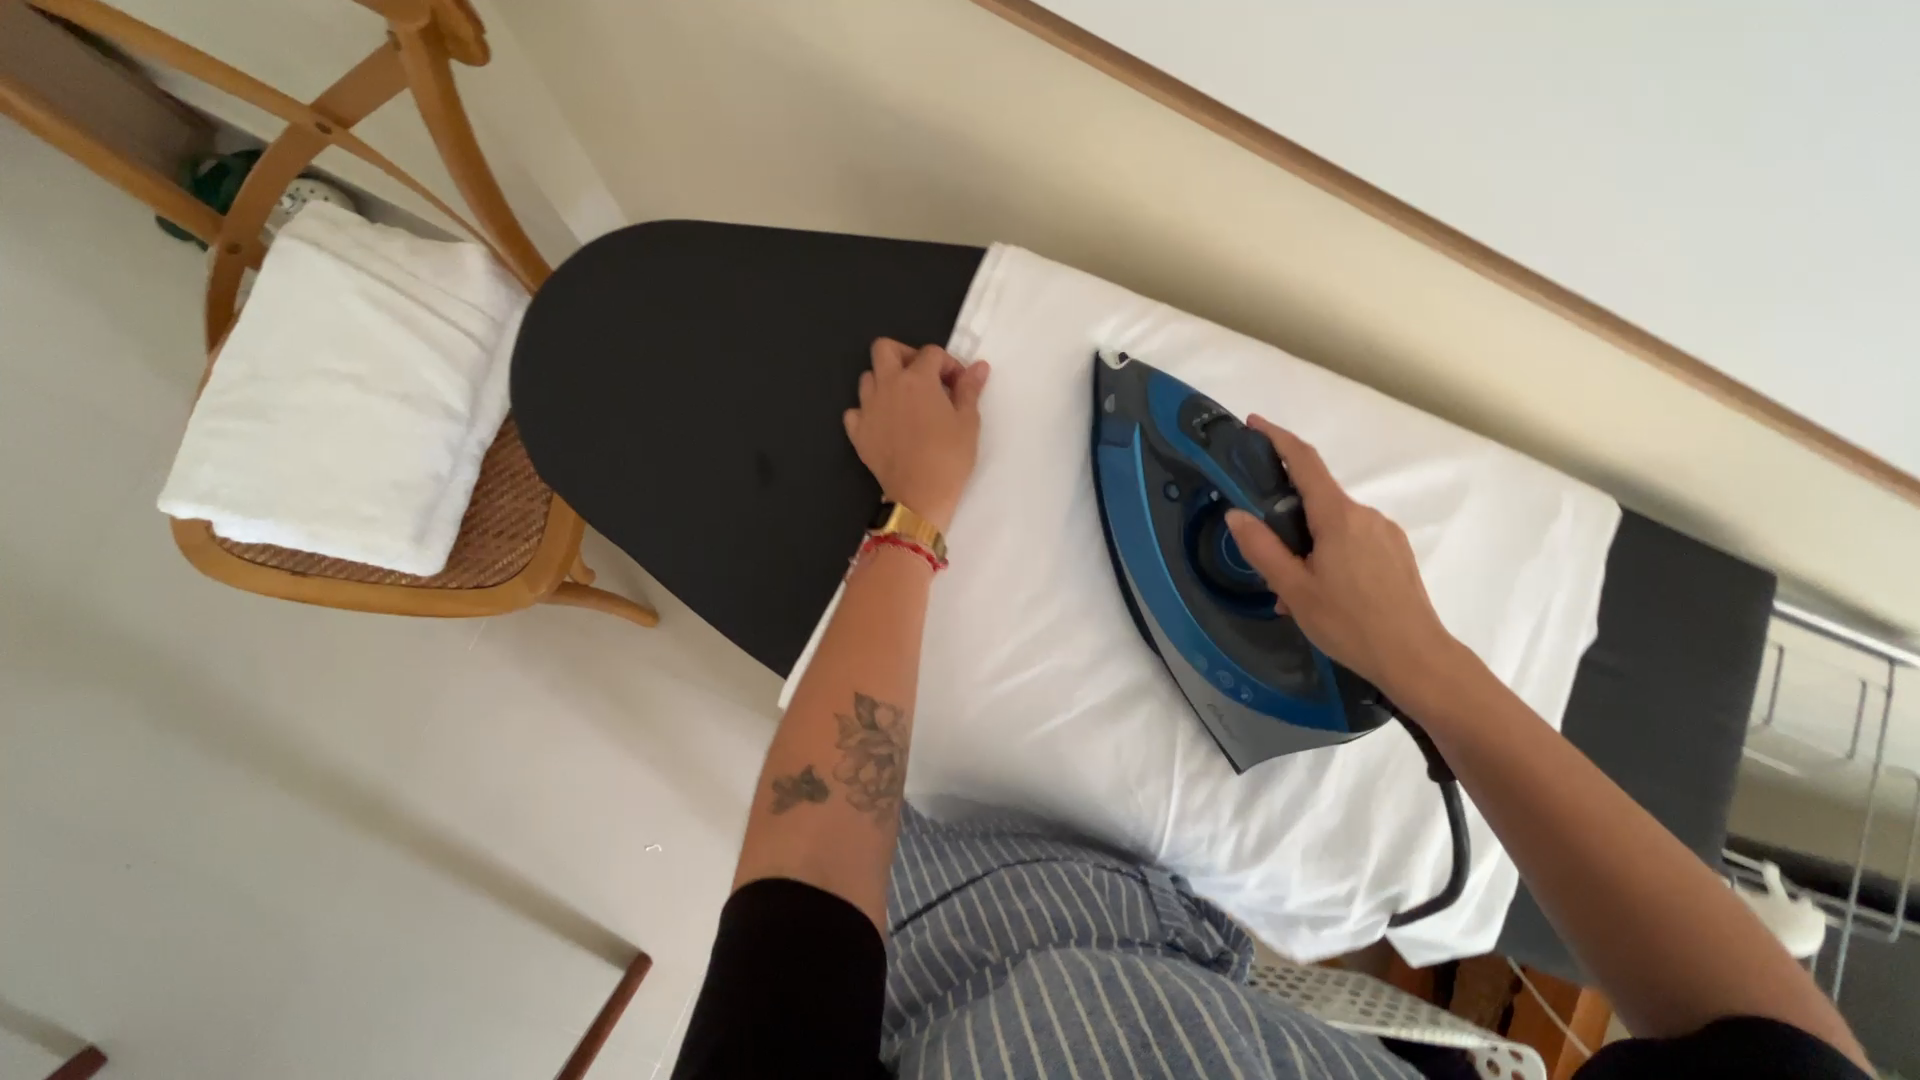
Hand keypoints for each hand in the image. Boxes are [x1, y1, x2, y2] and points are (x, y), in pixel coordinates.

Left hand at [843, 339, 990, 531]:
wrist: (919, 496)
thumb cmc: (949, 457)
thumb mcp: (968, 422)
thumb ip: (969, 389)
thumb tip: (978, 366)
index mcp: (917, 379)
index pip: (931, 353)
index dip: (948, 364)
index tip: (958, 384)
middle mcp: (887, 385)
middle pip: (884, 349)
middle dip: (905, 355)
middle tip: (922, 377)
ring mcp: (868, 408)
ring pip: (868, 378)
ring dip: (885, 381)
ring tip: (904, 401)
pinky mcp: (857, 432)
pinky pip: (855, 410)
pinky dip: (867, 411)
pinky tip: (883, 423)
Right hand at [1223, 417, 1464, 706]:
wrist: (1416, 658)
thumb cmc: (1349, 623)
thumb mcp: (1294, 589)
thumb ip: (1262, 548)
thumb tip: (1236, 514)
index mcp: (1338, 516)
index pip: (1305, 462)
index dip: (1278, 438)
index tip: (1254, 425)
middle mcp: (1365, 515)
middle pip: (1316, 501)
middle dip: (1286, 522)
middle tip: (1266, 560)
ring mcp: (1385, 533)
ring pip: (1334, 527)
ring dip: (1308, 548)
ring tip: (1294, 594)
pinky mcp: (1397, 553)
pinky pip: (1354, 543)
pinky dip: (1330, 558)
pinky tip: (1323, 596)